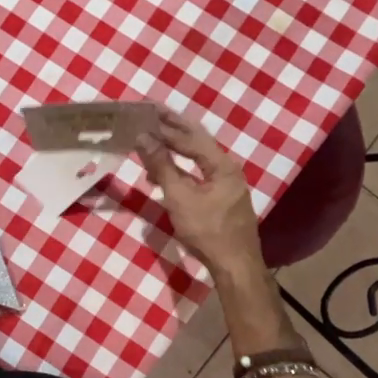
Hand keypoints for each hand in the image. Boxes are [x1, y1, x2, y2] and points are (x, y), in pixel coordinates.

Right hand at [137, 111, 264, 276]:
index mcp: (222, 164)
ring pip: (198, 157)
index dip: (167, 125)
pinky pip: (198, 171)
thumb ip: (161, 166)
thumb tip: (144, 137)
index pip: (191, 136)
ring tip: (152, 139)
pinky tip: (164, 172)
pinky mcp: (222, 197)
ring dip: (175, 148)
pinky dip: (180, 167)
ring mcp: (227, 183)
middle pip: (198, 141)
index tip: (146, 112)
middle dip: (174, 129)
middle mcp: (228, 168)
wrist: (234, 264)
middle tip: (151, 114)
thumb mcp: (179, 197)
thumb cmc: (207, 230)